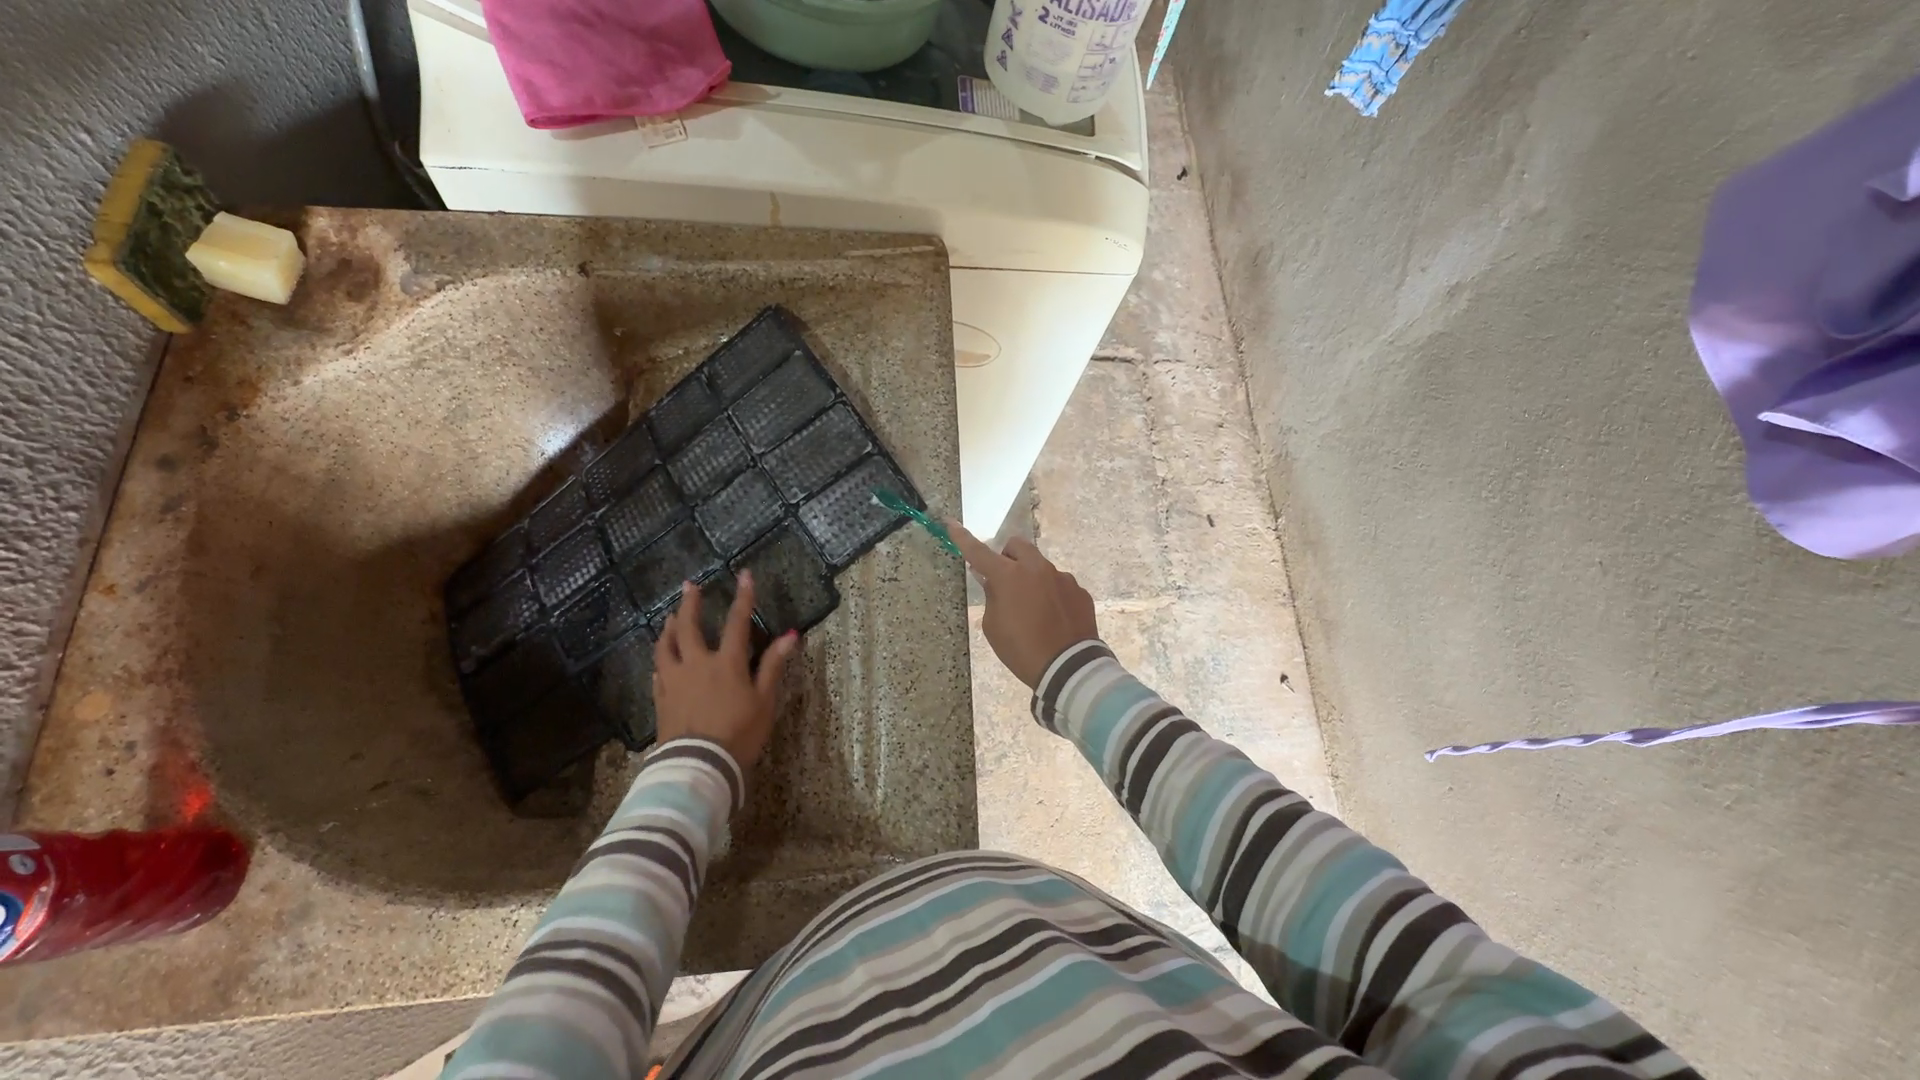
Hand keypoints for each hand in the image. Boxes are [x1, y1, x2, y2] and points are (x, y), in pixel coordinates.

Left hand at [652, 572, 797, 769]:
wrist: (699, 764)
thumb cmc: (739, 733)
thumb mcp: (764, 700)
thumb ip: (773, 666)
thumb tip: (790, 635)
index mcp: (726, 662)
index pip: (737, 622)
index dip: (743, 597)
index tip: (745, 574)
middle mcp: (697, 664)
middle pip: (690, 627)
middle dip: (691, 604)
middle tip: (689, 585)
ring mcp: (675, 681)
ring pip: (666, 646)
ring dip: (669, 629)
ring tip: (669, 618)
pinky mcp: (661, 699)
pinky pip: (657, 673)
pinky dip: (661, 661)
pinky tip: (661, 661)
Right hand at [950, 523, 1098, 687]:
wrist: (1069, 667)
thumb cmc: (1022, 650)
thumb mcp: (994, 627)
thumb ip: (992, 597)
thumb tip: (990, 578)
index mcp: (1009, 577)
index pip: (979, 552)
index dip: (963, 538)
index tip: (952, 523)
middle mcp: (1037, 569)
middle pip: (1017, 546)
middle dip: (1008, 556)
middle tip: (1005, 580)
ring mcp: (1062, 578)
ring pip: (1041, 567)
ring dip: (1032, 578)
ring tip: (1034, 609)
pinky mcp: (1079, 591)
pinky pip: (1060, 585)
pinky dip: (1052, 595)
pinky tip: (1053, 619)